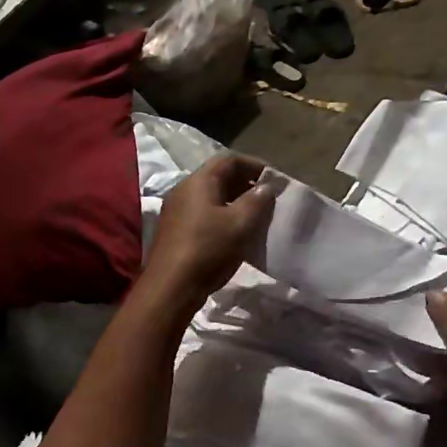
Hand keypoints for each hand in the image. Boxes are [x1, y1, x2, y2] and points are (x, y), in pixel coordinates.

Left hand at [143, 155, 274, 305]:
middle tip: (268, 200)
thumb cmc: (208, 249)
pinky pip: (203, 216)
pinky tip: (236, 236)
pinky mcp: (175, 232)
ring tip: (256, 219)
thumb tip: (265, 187)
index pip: (229, 160)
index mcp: (198, 182)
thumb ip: (256, 201)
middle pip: (218, 178)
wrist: (171, 287)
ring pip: (211, 199)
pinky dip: (222, 219)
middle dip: (246, 185)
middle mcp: (184, 191)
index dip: (254, 165)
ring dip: (235, 204)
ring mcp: (176, 212)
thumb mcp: (240, 224)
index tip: (274, 180)